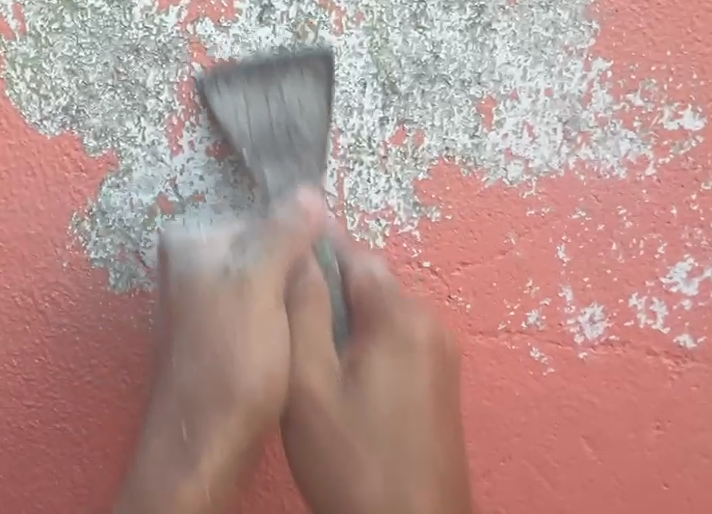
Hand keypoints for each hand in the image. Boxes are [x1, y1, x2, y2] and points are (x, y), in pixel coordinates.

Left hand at [114, 191, 326, 513]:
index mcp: (189, 240)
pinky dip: (278, 324)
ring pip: (264, 284)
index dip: (297, 241)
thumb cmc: (230, 360)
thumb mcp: (259, 285)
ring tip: (302, 328)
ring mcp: (200, 300)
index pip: (260, 219)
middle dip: (293, 273)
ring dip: (289, 302)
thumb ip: (282, 234)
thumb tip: (308, 190)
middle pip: (262, 250)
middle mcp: (188, 263)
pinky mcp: (215, 334)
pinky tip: (289, 347)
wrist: (203, 442)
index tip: (323, 270)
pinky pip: (258, 312)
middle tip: (312, 305)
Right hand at [282, 233, 471, 513]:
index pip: (351, 250)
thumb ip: (303, 309)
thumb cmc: (352, 461)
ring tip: (299, 342)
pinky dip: (360, 338)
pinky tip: (331, 367)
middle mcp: (429, 323)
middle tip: (280, 311)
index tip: (271, 260)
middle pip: (366, 278)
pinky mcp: (439, 380)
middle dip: (323, 286)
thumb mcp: (309, 382)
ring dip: (340, 314)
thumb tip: (298, 251)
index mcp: (401, 316)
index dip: (309, 249)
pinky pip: (392, 335)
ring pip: (376, 307)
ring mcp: (440, 354)